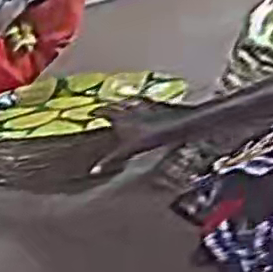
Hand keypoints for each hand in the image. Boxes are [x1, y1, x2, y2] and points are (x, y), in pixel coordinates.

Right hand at [89, 97, 209, 175]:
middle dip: (111, 105)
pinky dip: (142, 102)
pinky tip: (144, 104)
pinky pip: (147, 101)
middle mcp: (132, 109)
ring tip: (123, 102)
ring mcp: (147, 105)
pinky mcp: (160, 105)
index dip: (98, 112)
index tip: (92, 112)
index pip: (106, 112)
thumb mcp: (125, 151)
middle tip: (106, 107)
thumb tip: (92, 171)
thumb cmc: (151, 136)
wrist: (179, 124)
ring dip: (126, 101)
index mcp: (121, 118)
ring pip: (133, 101)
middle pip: (118, 104)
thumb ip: (109, 160)